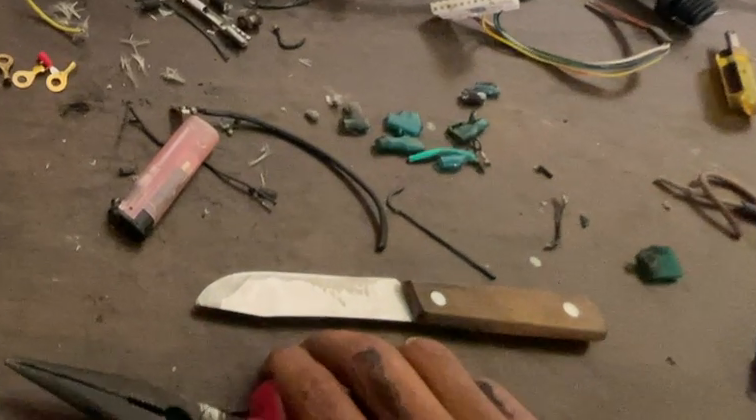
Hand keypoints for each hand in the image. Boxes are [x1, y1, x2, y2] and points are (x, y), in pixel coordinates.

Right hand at [262, 332, 535, 419]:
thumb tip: (268, 410)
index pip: (322, 398)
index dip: (288, 371)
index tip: (277, 366)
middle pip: (370, 360)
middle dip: (329, 345)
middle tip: (313, 354)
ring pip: (426, 357)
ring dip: (389, 353)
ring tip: (373, 369)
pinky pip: (487, 387)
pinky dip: (454, 383)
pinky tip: (439, 398)